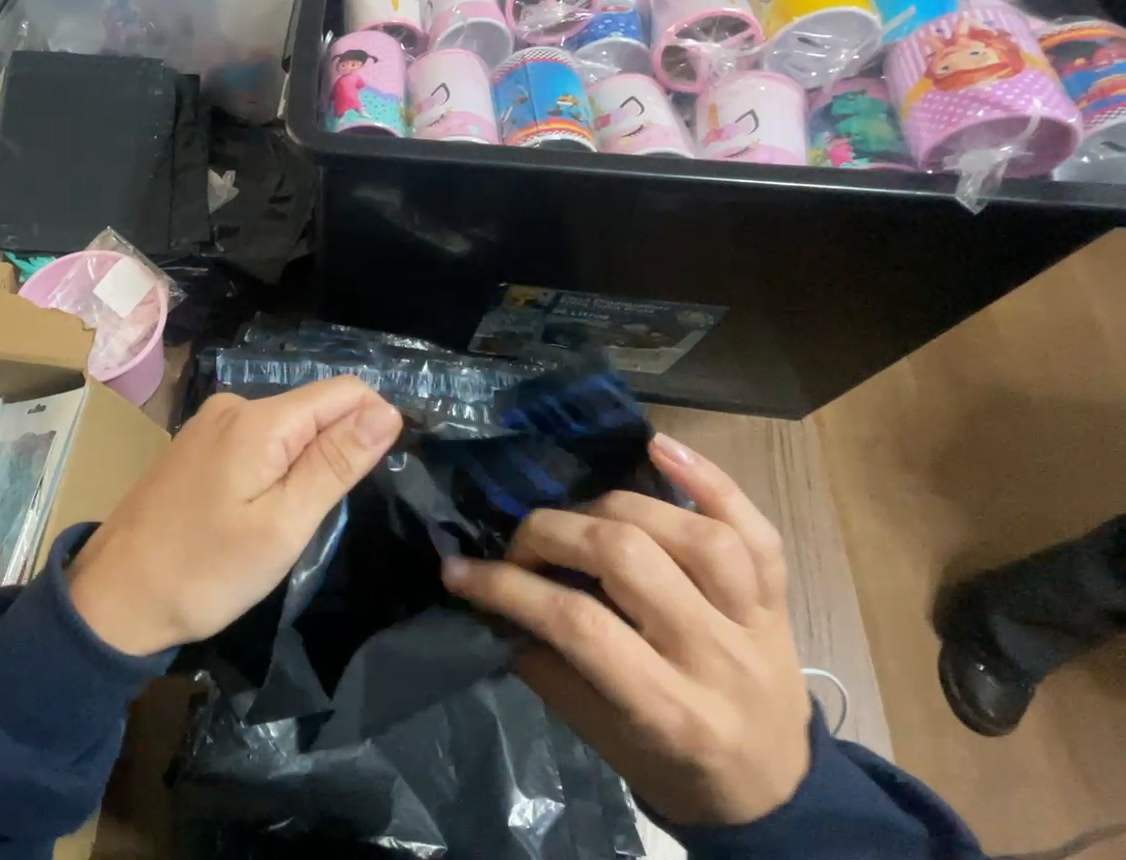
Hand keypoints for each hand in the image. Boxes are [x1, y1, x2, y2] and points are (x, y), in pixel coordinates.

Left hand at [68, 377, 402, 656]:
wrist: (115, 596)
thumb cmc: (204, 570)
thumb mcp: (282, 524)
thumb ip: (334, 463)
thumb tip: (386, 411)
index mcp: (258, 420)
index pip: (344, 391)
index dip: (375, 425)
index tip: (378, 479)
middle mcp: (232, 407)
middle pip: (314, 410)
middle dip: (337, 451)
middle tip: (323, 515)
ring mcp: (209, 426)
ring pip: (287, 430)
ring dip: (304, 466)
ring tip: (293, 521)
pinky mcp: (196, 448)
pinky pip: (257, 444)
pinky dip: (274, 471)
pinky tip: (259, 512)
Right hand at [441, 433, 811, 827]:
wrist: (776, 792)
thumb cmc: (670, 765)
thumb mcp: (594, 734)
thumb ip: (543, 663)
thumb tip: (491, 598)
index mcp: (668, 707)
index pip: (577, 624)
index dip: (508, 588)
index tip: (459, 571)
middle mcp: (717, 656)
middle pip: (628, 558)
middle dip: (552, 536)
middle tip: (518, 545)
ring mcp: (758, 621)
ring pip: (690, 533)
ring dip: (616, 507)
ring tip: (577, 514)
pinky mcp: (779, 597)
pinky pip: (754, 526)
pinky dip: (708, 477)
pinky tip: (656, 445)